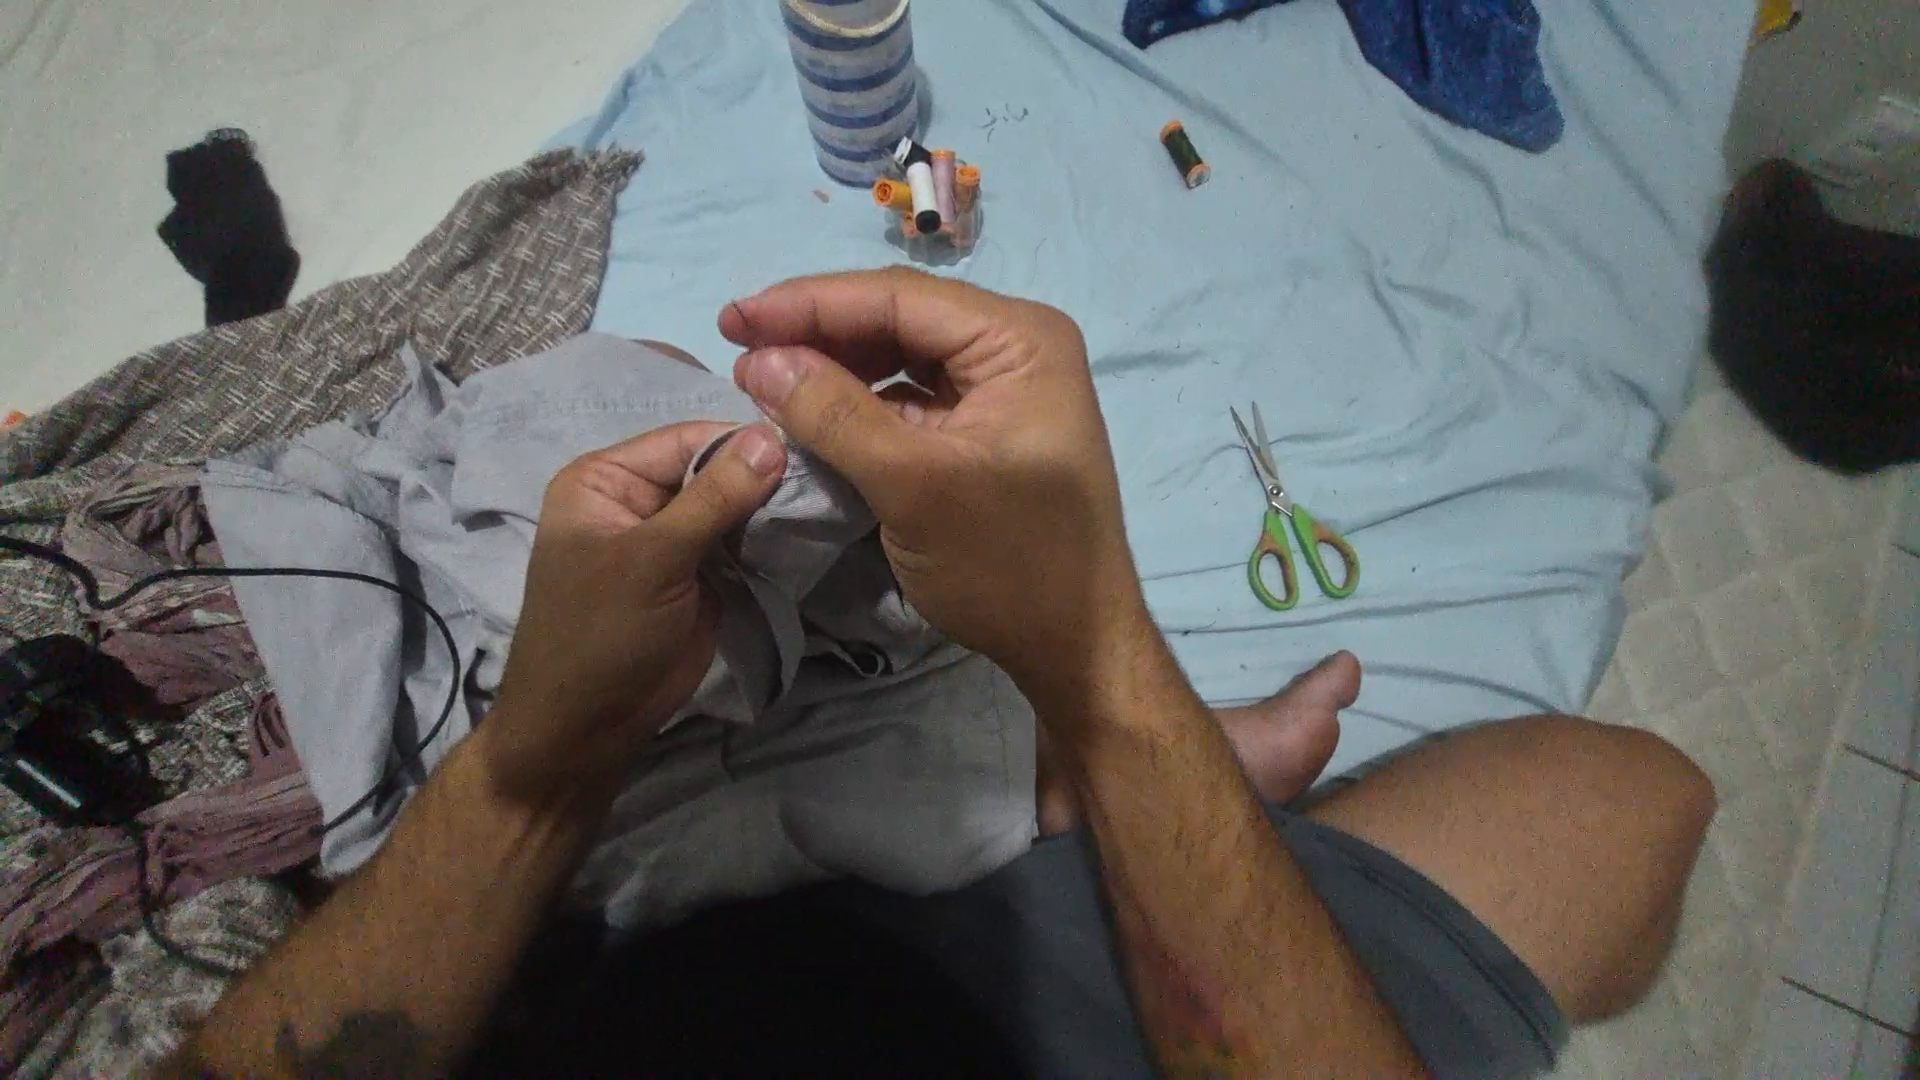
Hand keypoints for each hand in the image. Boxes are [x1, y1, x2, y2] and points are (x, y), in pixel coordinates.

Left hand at [484, 421, 786, 806]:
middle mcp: (642, 499)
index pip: (686, 440)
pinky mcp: (704, 571)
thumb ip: (713, 498)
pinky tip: (805, 532)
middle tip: (822, 479)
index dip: (742, 442)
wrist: (592, 725)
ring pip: (735, 506)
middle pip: (715, 469)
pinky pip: (743, 541)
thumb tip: (772, 438)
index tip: (804, 449)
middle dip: (763, 476)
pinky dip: (771, 539)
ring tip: (821, 504)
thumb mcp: (653, 558)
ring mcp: (676, 538)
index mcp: (608, 479)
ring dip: (773, 508)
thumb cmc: (602, 633)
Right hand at [722, 268, 1149, 707]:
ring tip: (768, 380)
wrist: (1073, 645)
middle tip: (740, 347)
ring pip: (904, 362)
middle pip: (901, 322)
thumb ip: (835, 416)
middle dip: (820, 334)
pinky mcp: (989, 433)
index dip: (809, 303)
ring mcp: (1006, 393)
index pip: (899, 298)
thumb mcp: (915, 486)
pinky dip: (864, 408)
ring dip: (838, 370)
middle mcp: (1018, 351)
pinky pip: (915, 403)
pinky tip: (818, 415)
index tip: (732, 318)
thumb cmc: (1008, 565)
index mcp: (1020, 342)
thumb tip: (759, 360)